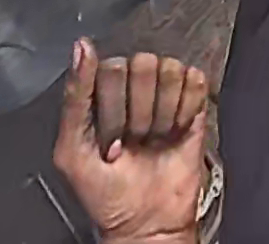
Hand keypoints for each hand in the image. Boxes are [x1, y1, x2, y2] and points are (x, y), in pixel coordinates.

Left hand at [53, 39, 209, 243]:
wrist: (148, 224)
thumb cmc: (106, 192)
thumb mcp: (72, 151)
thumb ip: (75, 96)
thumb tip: (81, 45)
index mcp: (105, 85)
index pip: (112, 68)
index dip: (113, 111)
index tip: (110, 144)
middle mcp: (136, 78)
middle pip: (144, 64)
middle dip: (140, 113)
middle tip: (136, 140)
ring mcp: (167, 84)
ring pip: (170, 69)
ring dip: (164, 114)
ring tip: (156, 137)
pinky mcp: (195, 95)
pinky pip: (196, 80)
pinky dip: (187, 111)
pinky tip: (177, 130)